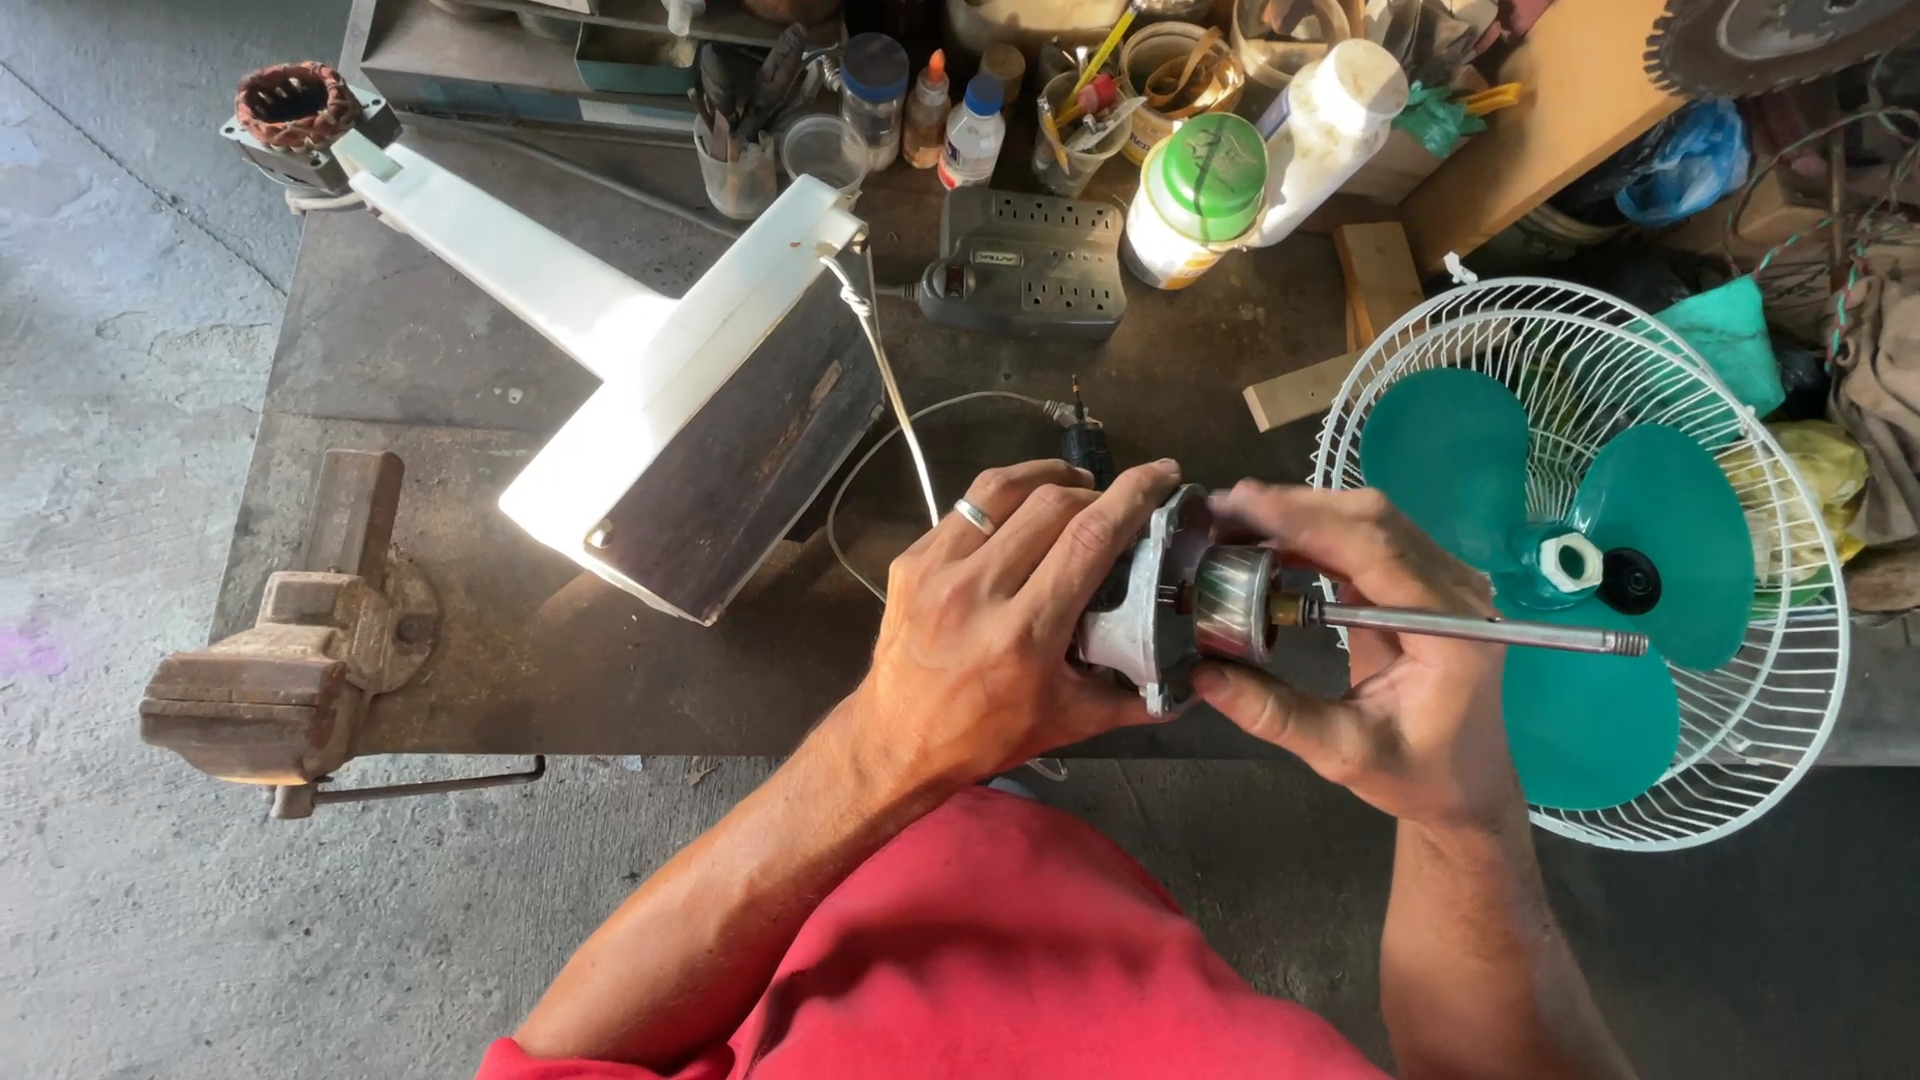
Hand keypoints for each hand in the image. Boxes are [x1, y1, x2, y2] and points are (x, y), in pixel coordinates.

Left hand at [835, 457, 1183, 788]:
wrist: (895, 742)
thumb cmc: (985, 736)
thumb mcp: (1067, 722)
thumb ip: (1132, 698)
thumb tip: (1188, 678)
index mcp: (1025, 632)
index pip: (1088, 539)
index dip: (1133, 495)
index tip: (1163, 474)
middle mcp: (977, 590)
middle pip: (1050, 504)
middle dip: (1096, 491)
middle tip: (1114, 503)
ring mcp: (936, 570)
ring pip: (1001, 490)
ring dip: (1048, 477)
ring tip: (1073, 485)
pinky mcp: (910, 562)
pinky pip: (965, 509)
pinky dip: (1002, 500)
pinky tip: (1019, 512)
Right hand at [1193, 482, 1521, 829]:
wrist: (1464, 785)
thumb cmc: (1416, 775)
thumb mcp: (1342, 754)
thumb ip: (1276, 715)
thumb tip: (1204, 676)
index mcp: (1452, 633)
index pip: (1376, 552)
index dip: (1308, 522)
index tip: (1245, 503)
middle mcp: (1454, 592)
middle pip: (1372, 519)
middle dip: (1293, 505)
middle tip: (1222, 509)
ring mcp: (1438, 581)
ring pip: (1365, 518)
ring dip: (1298, 511)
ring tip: (1232, 519)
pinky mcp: (1414, 582)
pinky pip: (1361, 538)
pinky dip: (1309, 531)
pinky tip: (1264, 539)